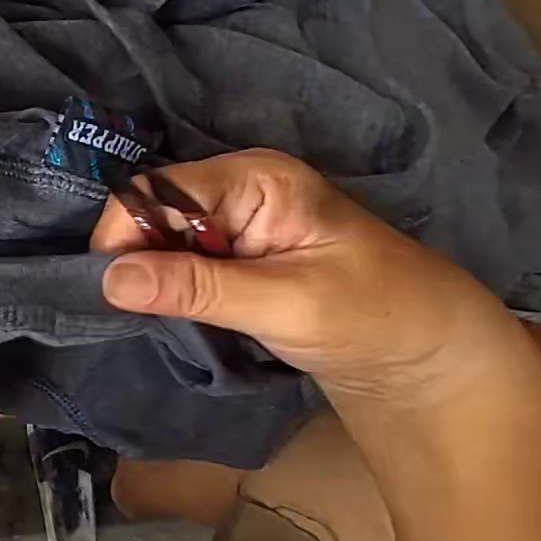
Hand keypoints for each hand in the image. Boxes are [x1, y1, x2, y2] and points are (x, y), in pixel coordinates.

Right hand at [92, 149, 525, 404]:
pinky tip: (172, 309)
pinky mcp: (232, 255)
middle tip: (140, 308)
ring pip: (159, 240)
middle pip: (152, 211)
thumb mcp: (285, 302)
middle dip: (136, 256)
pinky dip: (165, 286)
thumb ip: (195, 287)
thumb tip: (109, 280)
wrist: (431, 362)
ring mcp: (234, 223)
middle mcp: (236, 189)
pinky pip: (176, 261)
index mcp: (255, 178)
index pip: (158, 189)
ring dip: (150, 275)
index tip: (112, 287)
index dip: (125, 232)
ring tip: (158, 313)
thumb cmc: (378, 318)